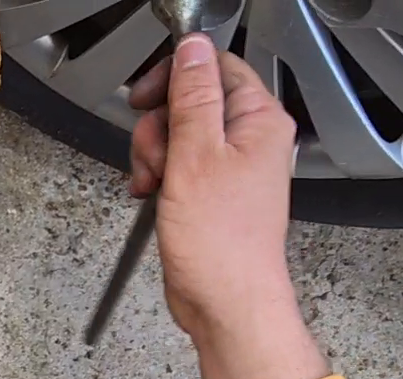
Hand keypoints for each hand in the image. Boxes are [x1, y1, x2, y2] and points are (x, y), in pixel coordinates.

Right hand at [128, 35, 328, 378]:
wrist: (225, 304)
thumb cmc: (221, 246)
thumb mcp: (195, 158)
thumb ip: (192, 98)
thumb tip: (191, 50)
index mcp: (258, 120)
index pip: (214, 67)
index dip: (173, 77)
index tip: (144, 98)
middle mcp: (248, 143)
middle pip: (189, 104)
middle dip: (158, 129)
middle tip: (156, 161)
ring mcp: (228, 172)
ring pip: (177, 140)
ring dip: (153, 159)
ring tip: (155, 187)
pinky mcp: (209, 199)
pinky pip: (176, 172)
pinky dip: (158, 182)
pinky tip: (151, 198)